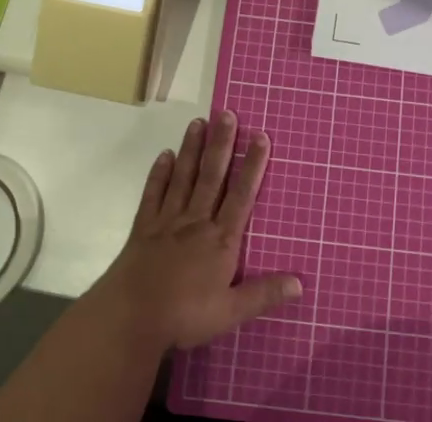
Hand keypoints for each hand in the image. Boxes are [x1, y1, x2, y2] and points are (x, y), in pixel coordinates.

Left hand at [92, 111, 300, 349]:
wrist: (131, 317)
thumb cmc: (184, 315)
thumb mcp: (231, 311)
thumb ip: (264, 294)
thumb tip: (300, 283)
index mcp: (221, 240)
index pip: (241, 196)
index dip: (252, 166)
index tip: (260, 137)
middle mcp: (196, 221)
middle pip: (212, 176)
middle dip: (221, 144)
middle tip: (227, 114)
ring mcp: (168, 221)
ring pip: (183, 178)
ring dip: (192, 149)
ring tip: (199, 122)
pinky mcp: (143, 228)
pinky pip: (153, 194)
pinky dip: (159, 173)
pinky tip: (164, 155)